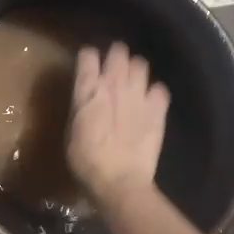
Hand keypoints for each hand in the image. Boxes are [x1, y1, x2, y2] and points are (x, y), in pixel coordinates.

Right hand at [67, 42, 169, 206]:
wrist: (119, 182)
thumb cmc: (86, 160)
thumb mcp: (72, 130)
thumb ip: (82, 107)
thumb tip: (87, 101)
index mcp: (88, 89)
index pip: (88, 54)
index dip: (89, 56)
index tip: (89, 63)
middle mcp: (113, 84)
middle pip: (118, 52)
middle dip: (117, 54)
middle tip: (115, 64)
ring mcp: (138, 95)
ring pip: (141, 64)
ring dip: (136, 70)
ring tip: (134, 81)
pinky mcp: (157, 110)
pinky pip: (161, 89)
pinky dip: (156, 93)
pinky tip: (151, 102)